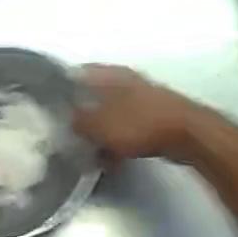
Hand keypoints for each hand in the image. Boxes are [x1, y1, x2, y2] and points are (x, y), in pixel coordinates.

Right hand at [73, 64, 211, 162]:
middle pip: (94, 96)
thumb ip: (79, 122)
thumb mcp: (101, 125)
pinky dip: (118, 144)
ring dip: (101, 134)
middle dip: (82, 116)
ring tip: (89, 156)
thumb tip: (70, 120)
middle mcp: (126, 81)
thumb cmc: (140, 124)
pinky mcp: (153, 119)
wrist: (187, 134)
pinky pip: (127, 129)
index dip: (62, 87)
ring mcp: (142, 99)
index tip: (50, 105)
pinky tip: (112, 163)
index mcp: (111, 74)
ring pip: (112, 115)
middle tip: (67, 134)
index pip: (79, 73)